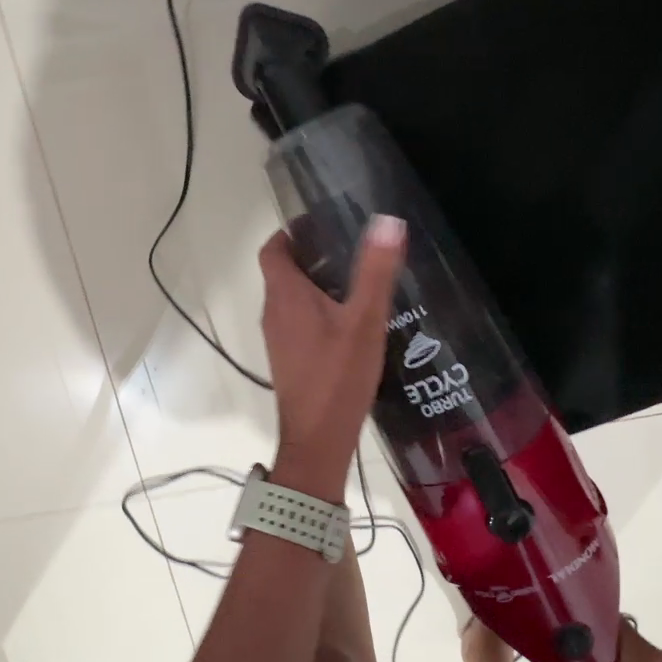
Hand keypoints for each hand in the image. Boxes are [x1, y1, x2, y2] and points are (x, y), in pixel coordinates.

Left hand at [257, 215, 406, 502]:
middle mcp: (274, 312)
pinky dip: (318, 310)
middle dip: (313, 255)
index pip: (274, 248)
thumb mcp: (364, 320)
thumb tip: (387, 222)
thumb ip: (375, 272)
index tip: (322, 223)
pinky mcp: (288, 359)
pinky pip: (298, 321)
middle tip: (351, 247)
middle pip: (283, 271)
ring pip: (292, 298)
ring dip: (317, 283)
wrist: (318, 440)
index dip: (292, 231)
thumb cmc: (338, 376)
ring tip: (357, 279)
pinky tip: (351, 320)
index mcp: (285, 295)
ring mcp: (278, 338)